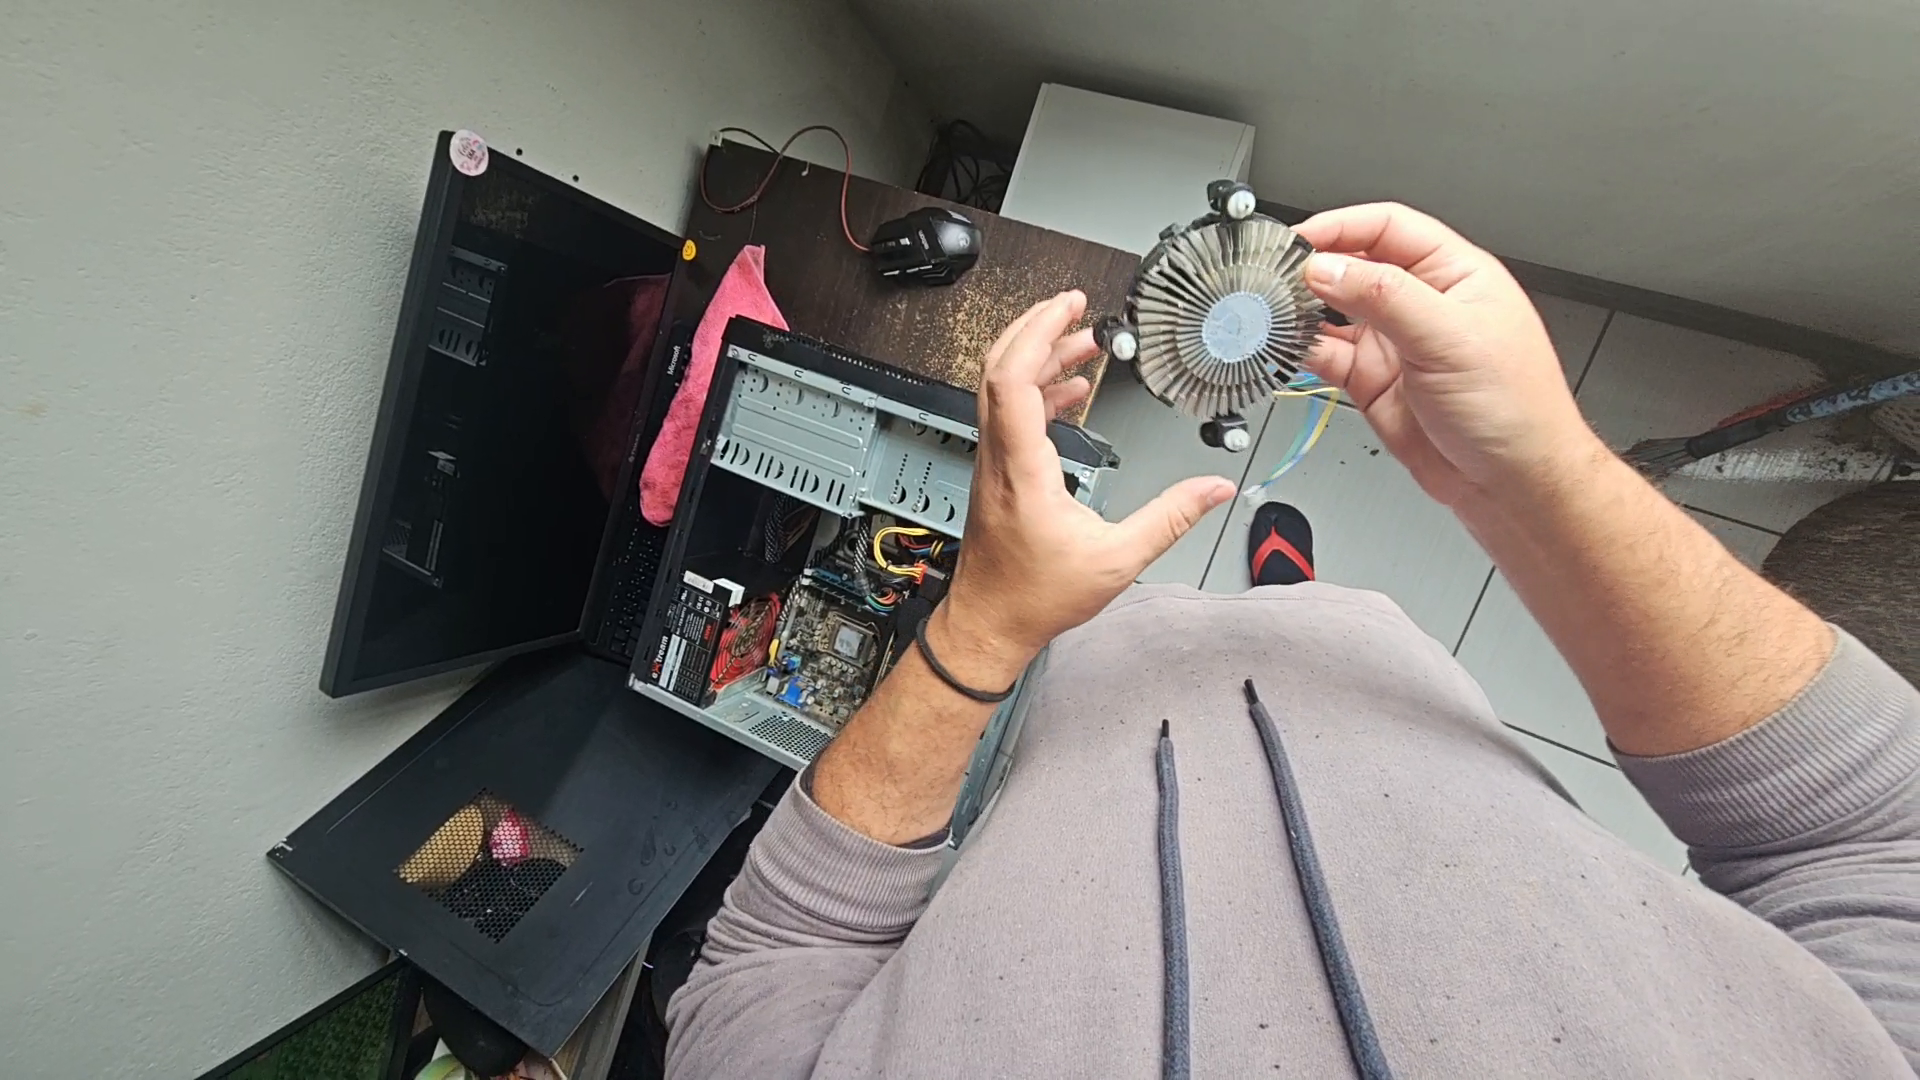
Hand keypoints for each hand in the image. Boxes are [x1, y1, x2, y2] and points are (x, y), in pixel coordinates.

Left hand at [932, 291, 1237, 683]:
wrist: (990, 624)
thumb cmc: (1033, 598)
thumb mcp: (1116, 560)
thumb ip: (1170, 519)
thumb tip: (1212, 490)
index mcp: (1022, 470)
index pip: (1012, 380)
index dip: (1038, 333)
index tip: (1068, 308)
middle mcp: (998, 459)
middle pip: (1000, 371)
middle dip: (1037, 328)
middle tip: (1075, 306)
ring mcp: (993, 465)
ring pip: (1003, 391)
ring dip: (1040, 358)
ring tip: (1084, 341)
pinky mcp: (998, 475)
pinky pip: (1011, 417)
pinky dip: (1040, 392)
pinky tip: (1070, 390)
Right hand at [1294, 203, 1604, 508]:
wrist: (1504, 479)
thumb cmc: (1512, 406)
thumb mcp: (1450, 337)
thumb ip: (1384, 298)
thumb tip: (1327, 269)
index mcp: (1452, 274)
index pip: (1387, 229)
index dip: (1341, 228)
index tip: (1299, 241)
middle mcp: (1417, 304)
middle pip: (1351, 269)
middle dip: (1311, 270)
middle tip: (1274, 279)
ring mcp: (1389, 343)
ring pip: (1330, 315)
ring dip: (1300, 313)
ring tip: (1271, 315)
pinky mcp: (1367, 380)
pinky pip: (1324, 357)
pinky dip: (1299, 352)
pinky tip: (1284, 349)